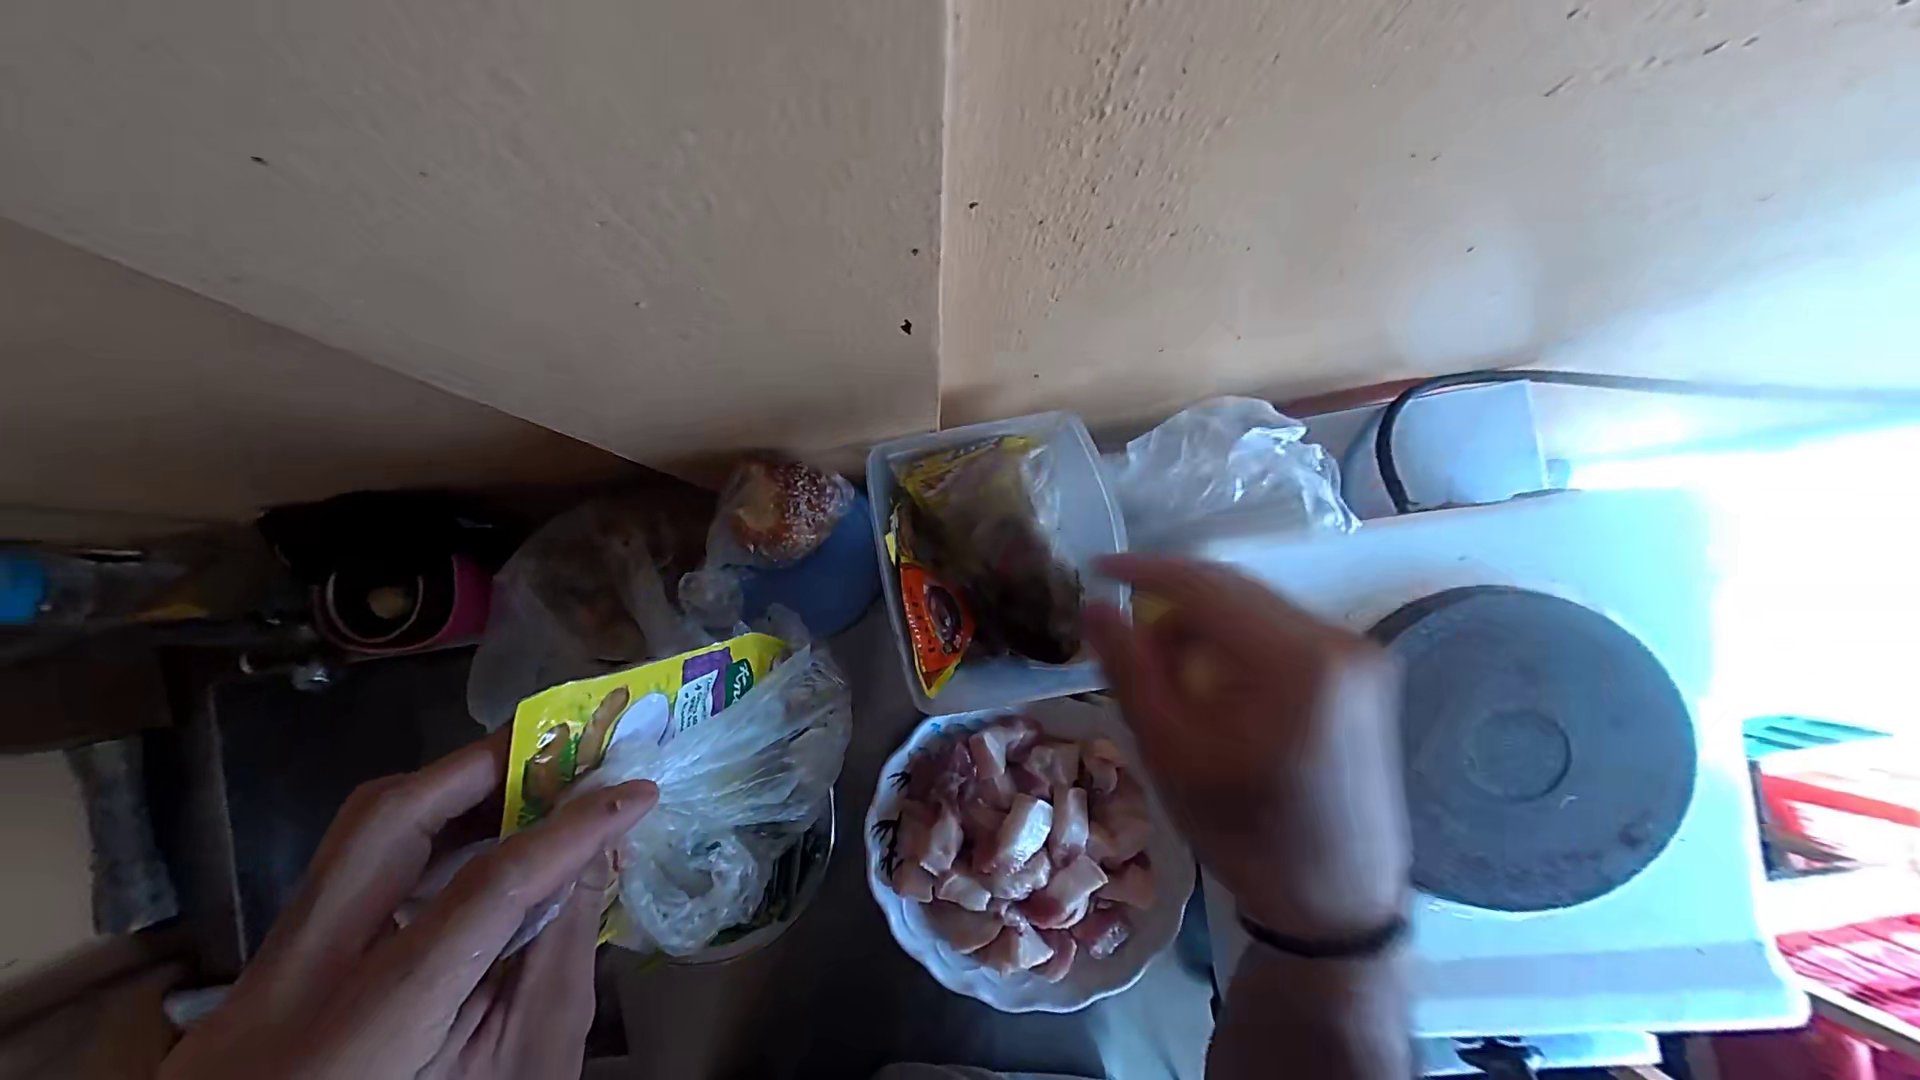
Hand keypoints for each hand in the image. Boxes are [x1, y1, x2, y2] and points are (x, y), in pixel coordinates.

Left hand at [159, 736, 656, 1079]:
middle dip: (490, 766)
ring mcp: (256, 982)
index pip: (480, 894)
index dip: (569, 832)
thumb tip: (600, 840)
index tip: (636, 794)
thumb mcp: (526, 1060)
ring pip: (364, 829)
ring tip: (543, 785)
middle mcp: (279, 997)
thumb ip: (563, 947)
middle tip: (569, 749)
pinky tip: (495, 839)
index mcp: (356, 1042)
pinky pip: (366, 864)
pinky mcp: (265, 972)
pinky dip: (442, 831)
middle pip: (386, 821)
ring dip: (466, 790)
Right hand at [1084, 555, 1408, 939]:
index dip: (1144, 569)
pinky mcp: (1364, 672)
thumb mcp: (1168, 751)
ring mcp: (1359, 655)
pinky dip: (1237, 641)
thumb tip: (1093, 606)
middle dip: (1172, 603)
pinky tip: (1215, 679)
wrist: (1336, 902)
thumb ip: (1128, 668)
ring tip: (1170, 669)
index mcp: (1293, 661)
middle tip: (1130, 636)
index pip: (1205, 584)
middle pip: (1233, 590)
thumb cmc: (1244, 834)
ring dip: (1204, 624)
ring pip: (1257, 607)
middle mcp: (1337, 642)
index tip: (1099, 568)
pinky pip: (1282, 629)